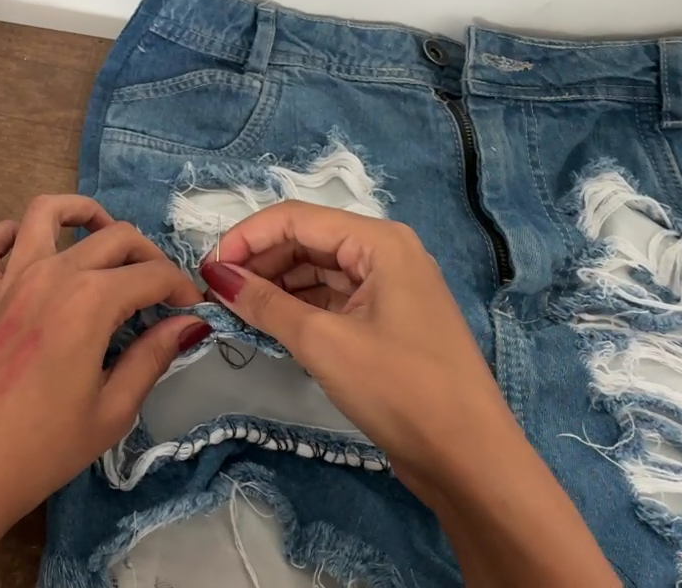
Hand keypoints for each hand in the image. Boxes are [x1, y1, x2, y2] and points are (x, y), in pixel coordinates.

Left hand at [0, 195, 207, 587]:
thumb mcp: (111, 411)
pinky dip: (9, 234)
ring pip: (46, 212)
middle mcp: (53, 273)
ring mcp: (12, 278)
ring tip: (103, 234)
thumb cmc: (42, 448)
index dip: (181, 288)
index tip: (193, 311)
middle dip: (148, 254)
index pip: (151, 274)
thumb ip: (152, 357)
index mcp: (91, 300)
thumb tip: (189, 325)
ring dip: (81, 212)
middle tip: (162, 289)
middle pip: (113, 236)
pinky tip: (30, 248)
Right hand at [200, 202, 619, 587]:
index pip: (294, 218)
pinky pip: (331, 296)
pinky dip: (298, 306)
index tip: (208, 270)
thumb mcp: (322, 342)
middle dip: (259, 262)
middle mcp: (385, 251)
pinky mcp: (386, 319)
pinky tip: (270, 324)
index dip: (245, 238)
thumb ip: (264, 303)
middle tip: (218, 294)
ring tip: (236, 310)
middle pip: (305, 240)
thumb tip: (215, 276)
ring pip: (316, 269)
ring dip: (275, 285)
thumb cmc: (400, 390)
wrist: (473, 464)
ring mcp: (389, 286)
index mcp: (378, 241)